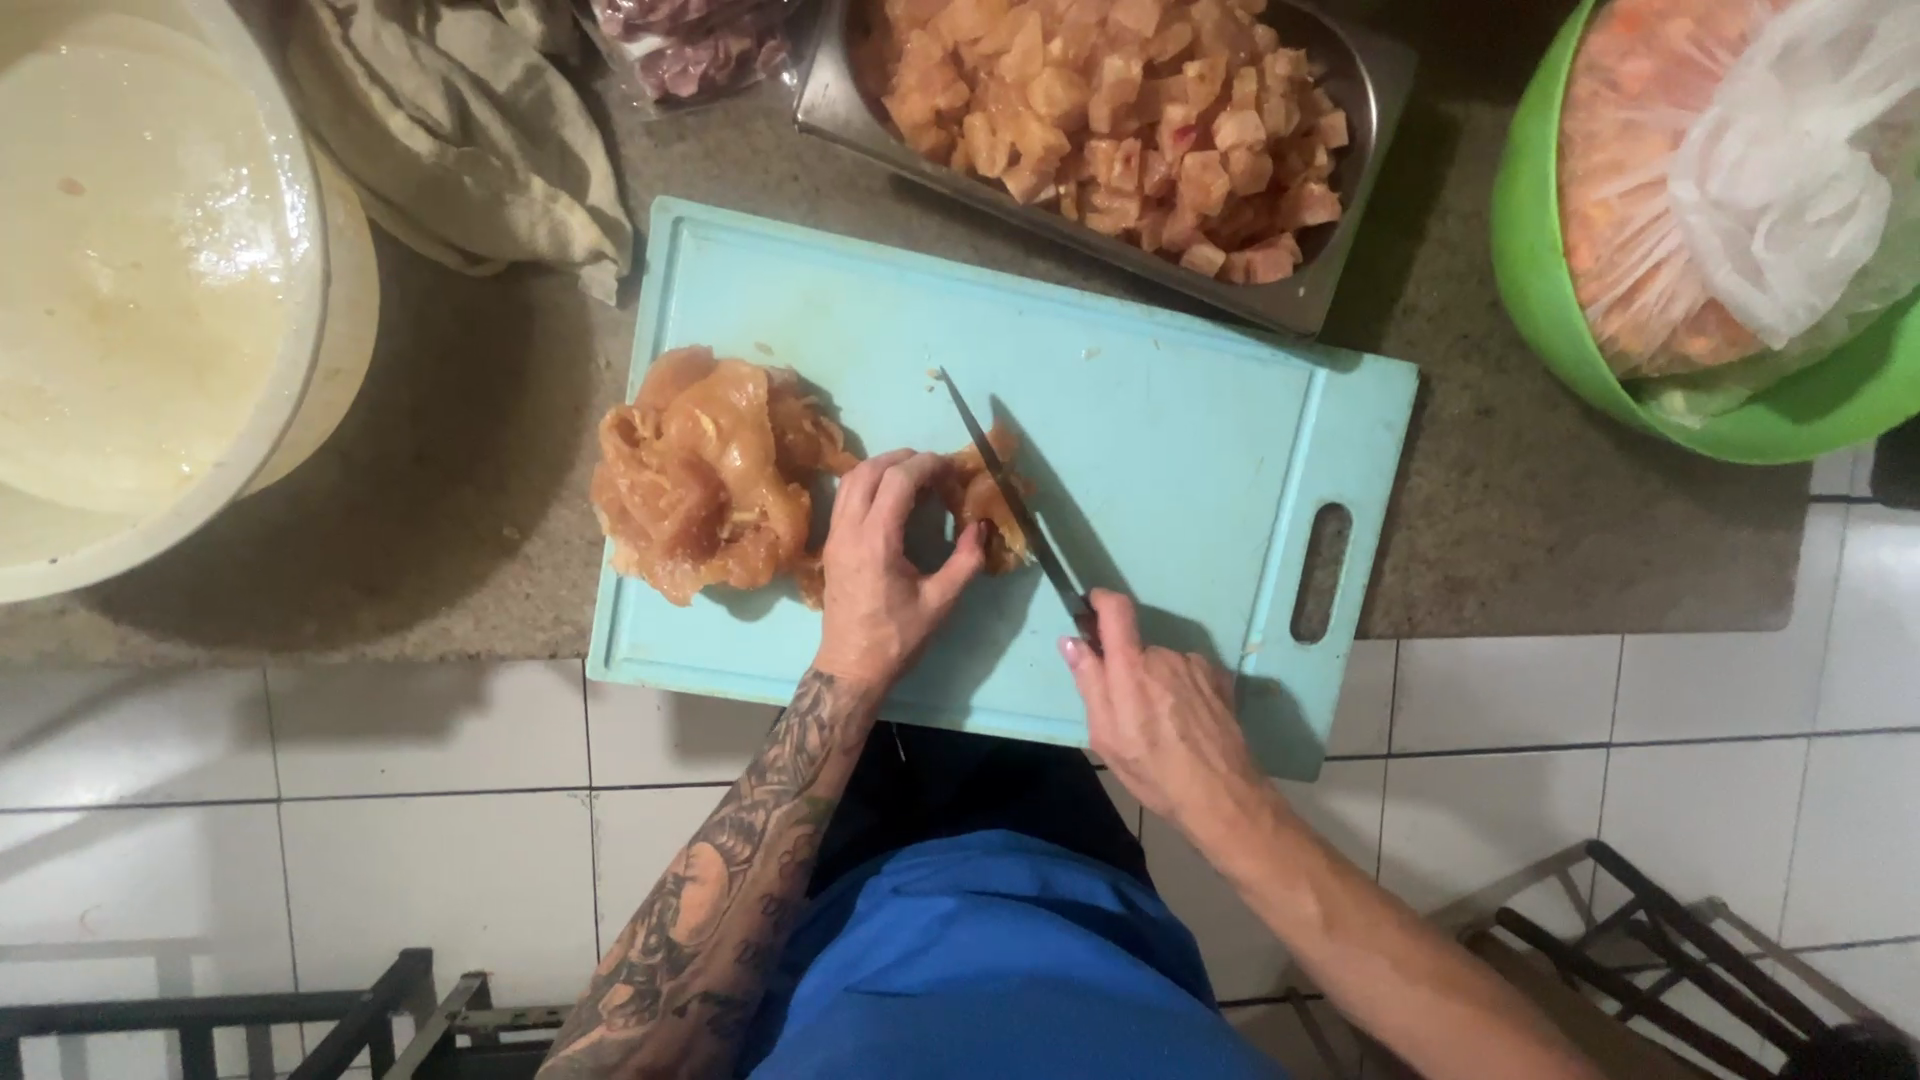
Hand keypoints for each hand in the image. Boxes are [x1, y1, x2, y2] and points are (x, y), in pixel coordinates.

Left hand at [814, 449, 987, 689]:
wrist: (852, 666)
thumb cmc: (898, 638)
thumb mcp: (941, 602)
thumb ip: (966, 560)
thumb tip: (979, 527)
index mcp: (876, 541)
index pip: (898, 481)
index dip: (926, 465)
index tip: (950, 468)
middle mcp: (849, 530)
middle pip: (867, 470)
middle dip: (902, 458)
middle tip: (933, 467)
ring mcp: (834, 536)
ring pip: (850, 480)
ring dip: (881, 467)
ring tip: (913, 475)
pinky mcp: (831, 544)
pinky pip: (844, 498)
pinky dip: (868, 484)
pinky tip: (891, 496)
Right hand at [1061, 589, 1272, 841]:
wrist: (1221, 796)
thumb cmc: (1153, 771)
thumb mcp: (1106, 736)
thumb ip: (1089, 682)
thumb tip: (1072, 642)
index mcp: (1132, 667)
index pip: (1116, 611)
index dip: (1101, 600)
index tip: (1091, 605)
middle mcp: (1166, 655)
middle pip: (1138, 649)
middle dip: (1129, 670)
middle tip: (1130, 712)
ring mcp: (1197, 666)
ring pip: (1165, 664)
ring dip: (1158, 682)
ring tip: (1164, 724)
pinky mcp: (1221, 679)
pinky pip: (1190, 674)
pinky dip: (1183, 690)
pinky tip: (1188, 723)